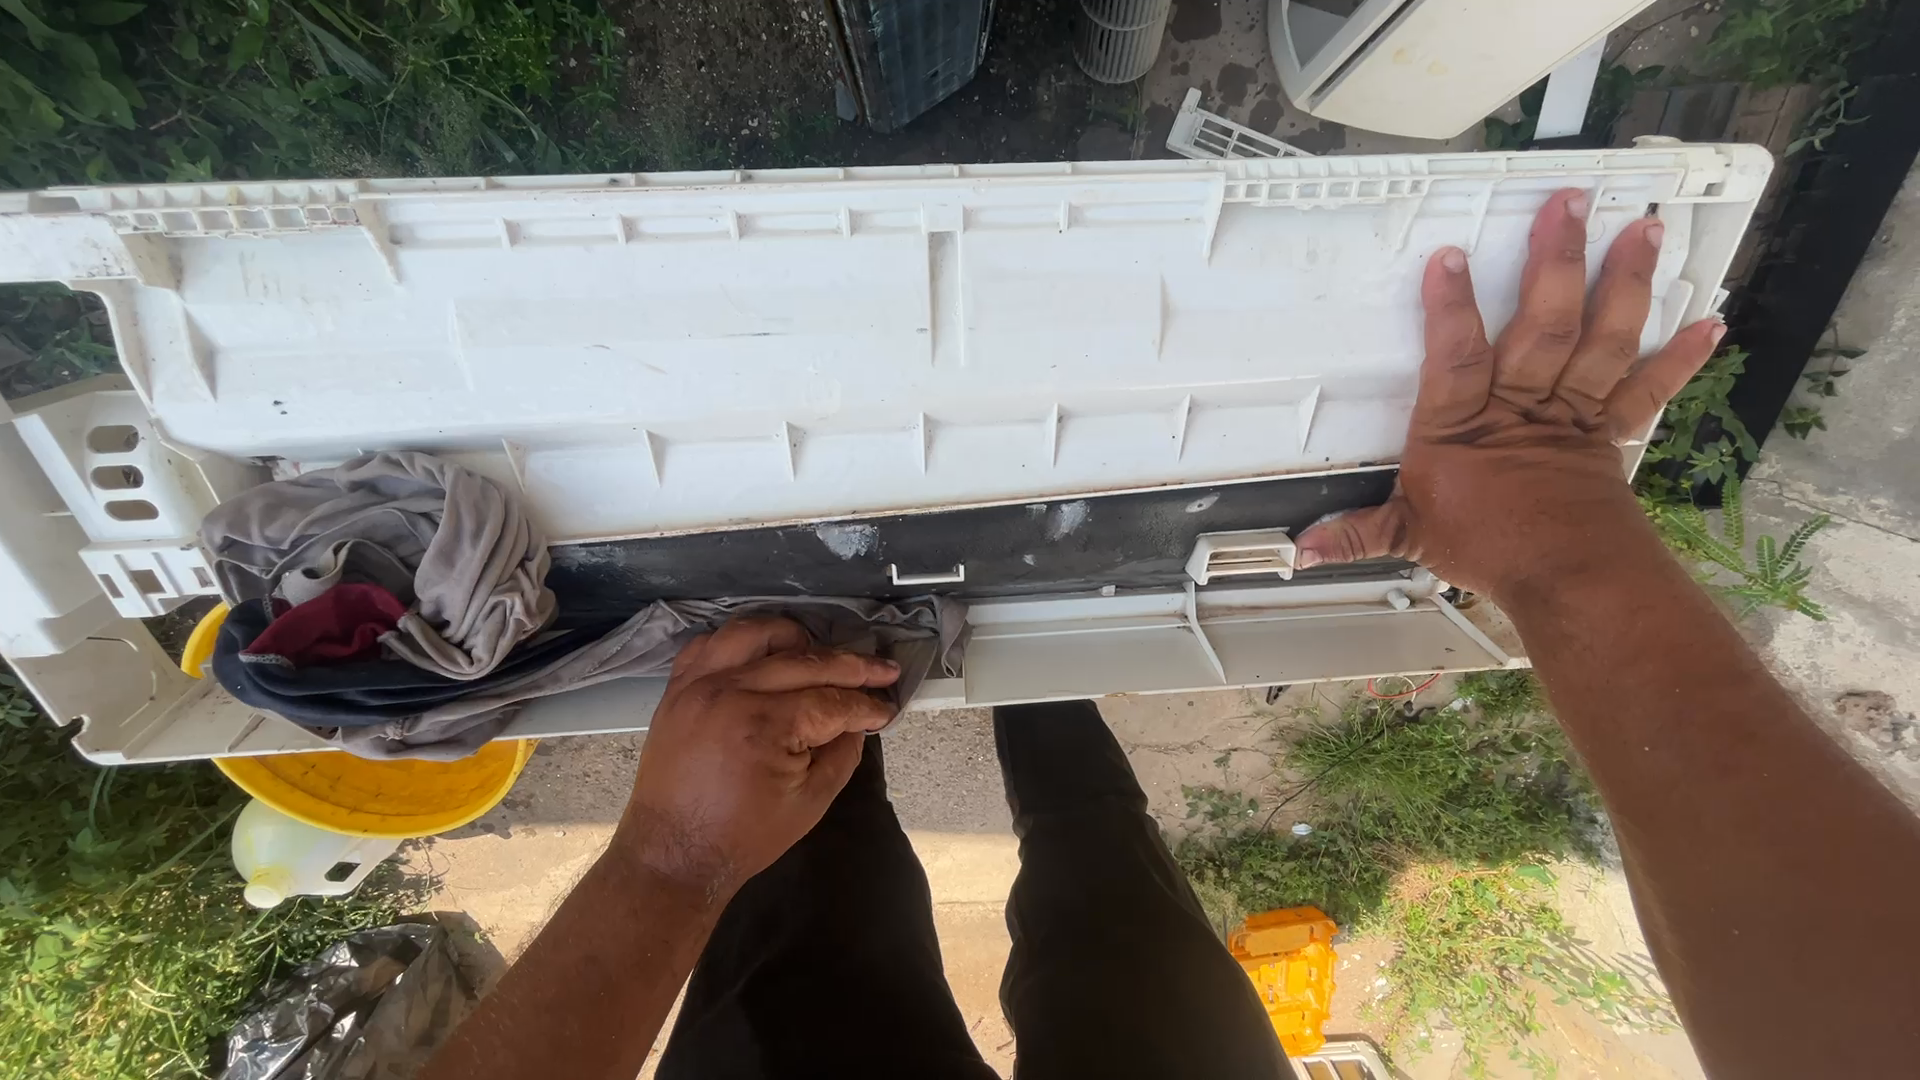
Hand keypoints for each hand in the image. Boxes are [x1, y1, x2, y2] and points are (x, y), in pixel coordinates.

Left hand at [615, 616, 898, 900]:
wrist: (673, 854)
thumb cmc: (745, 835)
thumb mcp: (812, 801)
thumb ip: (844, 752)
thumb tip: (859, 718)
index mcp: (763, 724)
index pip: (832, 701)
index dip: (866, 705)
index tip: (888, 707)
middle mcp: (730, 690)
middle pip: (805, 660)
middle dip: (853, 666)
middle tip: (884, 670)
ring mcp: (698, 683)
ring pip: (756, 633)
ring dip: (796, 638)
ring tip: (820, 655)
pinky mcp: (678, 687)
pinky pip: (712, 643)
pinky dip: (743, 642)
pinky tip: (766, 654)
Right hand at [1294, 188, 1724, 600]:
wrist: (1568, 576)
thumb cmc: (1485, 547)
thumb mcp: (1406, 535)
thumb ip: (1355, 534)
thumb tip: (1300, 551)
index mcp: (1460, 428)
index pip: (1454, 357)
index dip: (1451, 307)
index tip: (1450, 257)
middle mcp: (1518, 409)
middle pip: (1539, 329)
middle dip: (1554, 266)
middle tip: (1568, 207)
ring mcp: (1569, 415)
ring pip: (1598, 341)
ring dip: (1622, 285)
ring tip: (1641, 230)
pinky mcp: (1606, 432)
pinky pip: (1643, 389)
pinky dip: (1677, 358)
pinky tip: (1709, 320)